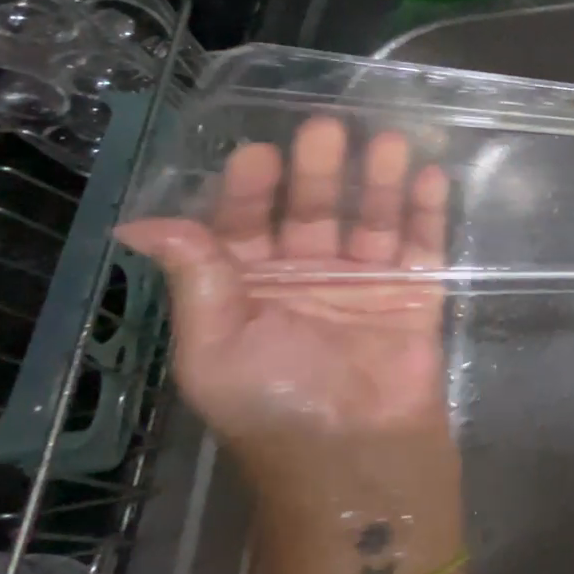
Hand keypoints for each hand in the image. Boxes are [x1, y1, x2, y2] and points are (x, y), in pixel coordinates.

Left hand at [115, 117, 450, 455]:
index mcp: (253, 288)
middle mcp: (311, 274)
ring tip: (386, 141)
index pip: (246, 225)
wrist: (354, 445)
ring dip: (380, 179)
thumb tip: (144, 223)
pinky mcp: (418, 287)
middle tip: (326, 128)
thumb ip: (198, 280)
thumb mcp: (215, 347)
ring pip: (374, 217)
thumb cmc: (273, 400)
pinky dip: (428, 209)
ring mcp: (369, 278)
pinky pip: (425, 241)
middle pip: (316, 210)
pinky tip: (429, 176)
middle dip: (319, 171)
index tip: (257, 152)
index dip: (249, 190)